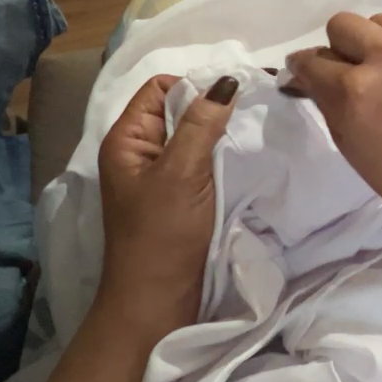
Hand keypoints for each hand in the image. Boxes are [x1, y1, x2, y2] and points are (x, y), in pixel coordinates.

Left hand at [94, 73, 237, 332]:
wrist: (158, 301)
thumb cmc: (162, 234)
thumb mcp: (181, 172)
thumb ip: (202, 123)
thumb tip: (227, 80)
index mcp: (128, 139)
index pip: (162, 88)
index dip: (195, 86)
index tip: (234, 97)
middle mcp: (143, 151)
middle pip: (181, 110)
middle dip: (215, 108)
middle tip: (254, 111)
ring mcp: (163, 175)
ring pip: (197, 136)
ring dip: (223, 134)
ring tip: (254, 133)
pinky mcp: (183, 195)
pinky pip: (205, 161)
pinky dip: (225, 157)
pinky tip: (247, 158)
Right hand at [286, 13, 381, 244]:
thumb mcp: (348, 142)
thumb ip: (326, 99)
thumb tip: (308, 73)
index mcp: (355, 89)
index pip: (312, 60)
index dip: (306, 69)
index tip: (310, 73)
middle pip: (344, 24)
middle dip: (341, 47)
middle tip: (354, 70)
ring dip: (379, 42)